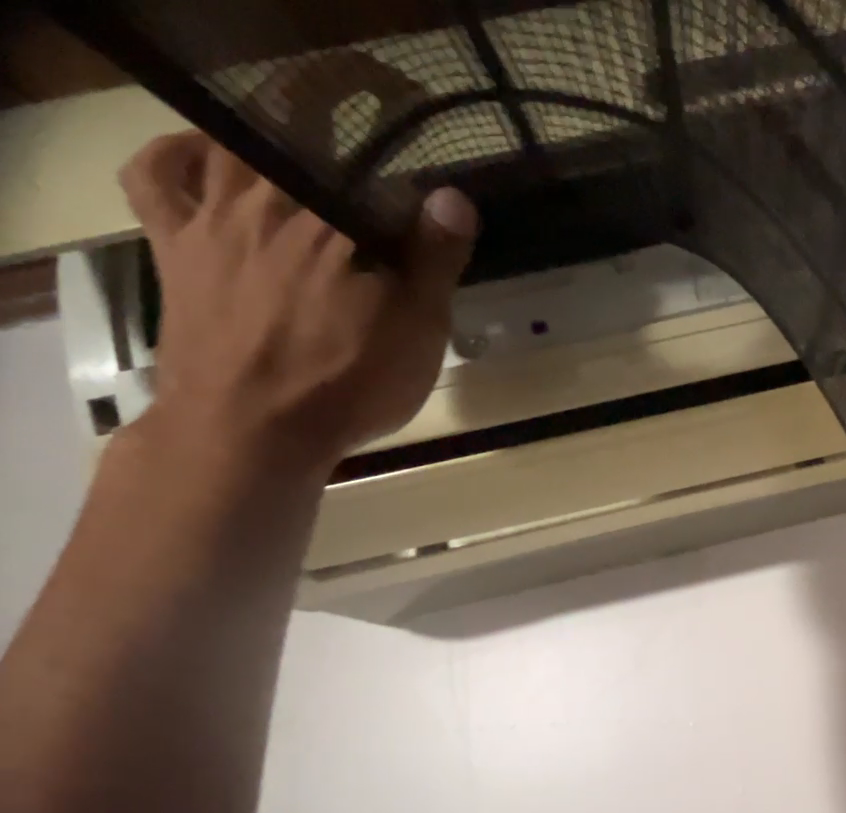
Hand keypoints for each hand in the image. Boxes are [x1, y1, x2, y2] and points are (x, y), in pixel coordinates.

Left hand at [118, 132, 476, 475]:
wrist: (250, 429)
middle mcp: (270, 203)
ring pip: (232, 143)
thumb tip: (452, 194)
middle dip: (337, 116)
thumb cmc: (349, 382)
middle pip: (297, 134)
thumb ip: (434, 258)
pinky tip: (206, 153)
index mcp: (337, 221)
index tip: (420, 131)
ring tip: (308, 145)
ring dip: (270, 133)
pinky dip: (178, 153)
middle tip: (374, 135)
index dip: (395, 127)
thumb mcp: (418, 329)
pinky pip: (158, 177)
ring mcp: (215, 220)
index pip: (370, 153)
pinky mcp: (177, 245)